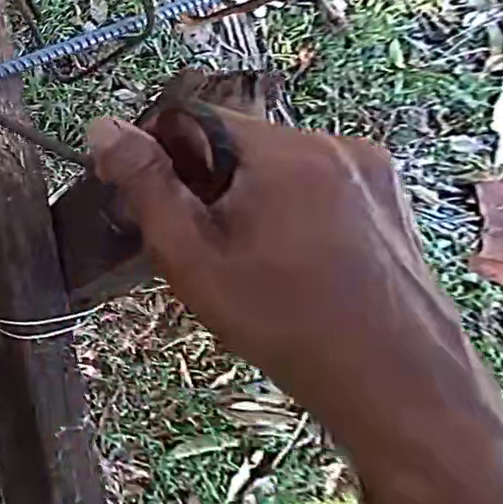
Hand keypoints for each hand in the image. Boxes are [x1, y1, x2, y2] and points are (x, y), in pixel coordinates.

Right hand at [87, 112, 489, 446]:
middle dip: (195, 179)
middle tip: (188, 239)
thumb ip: (144, 184)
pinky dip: (277, 207)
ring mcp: (372, 171)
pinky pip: (309, 182)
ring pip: (269, 163)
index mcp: (285, 152)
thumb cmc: (280, 320)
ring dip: (235, 195)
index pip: (191, 117)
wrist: (399, 386)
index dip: (153, 154)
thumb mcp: (189, 254)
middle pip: (232, 140)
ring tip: (233, 255)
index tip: (143, 200)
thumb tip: (103, 126)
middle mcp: (336, 144)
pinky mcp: (389, 198)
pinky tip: (277, 258)